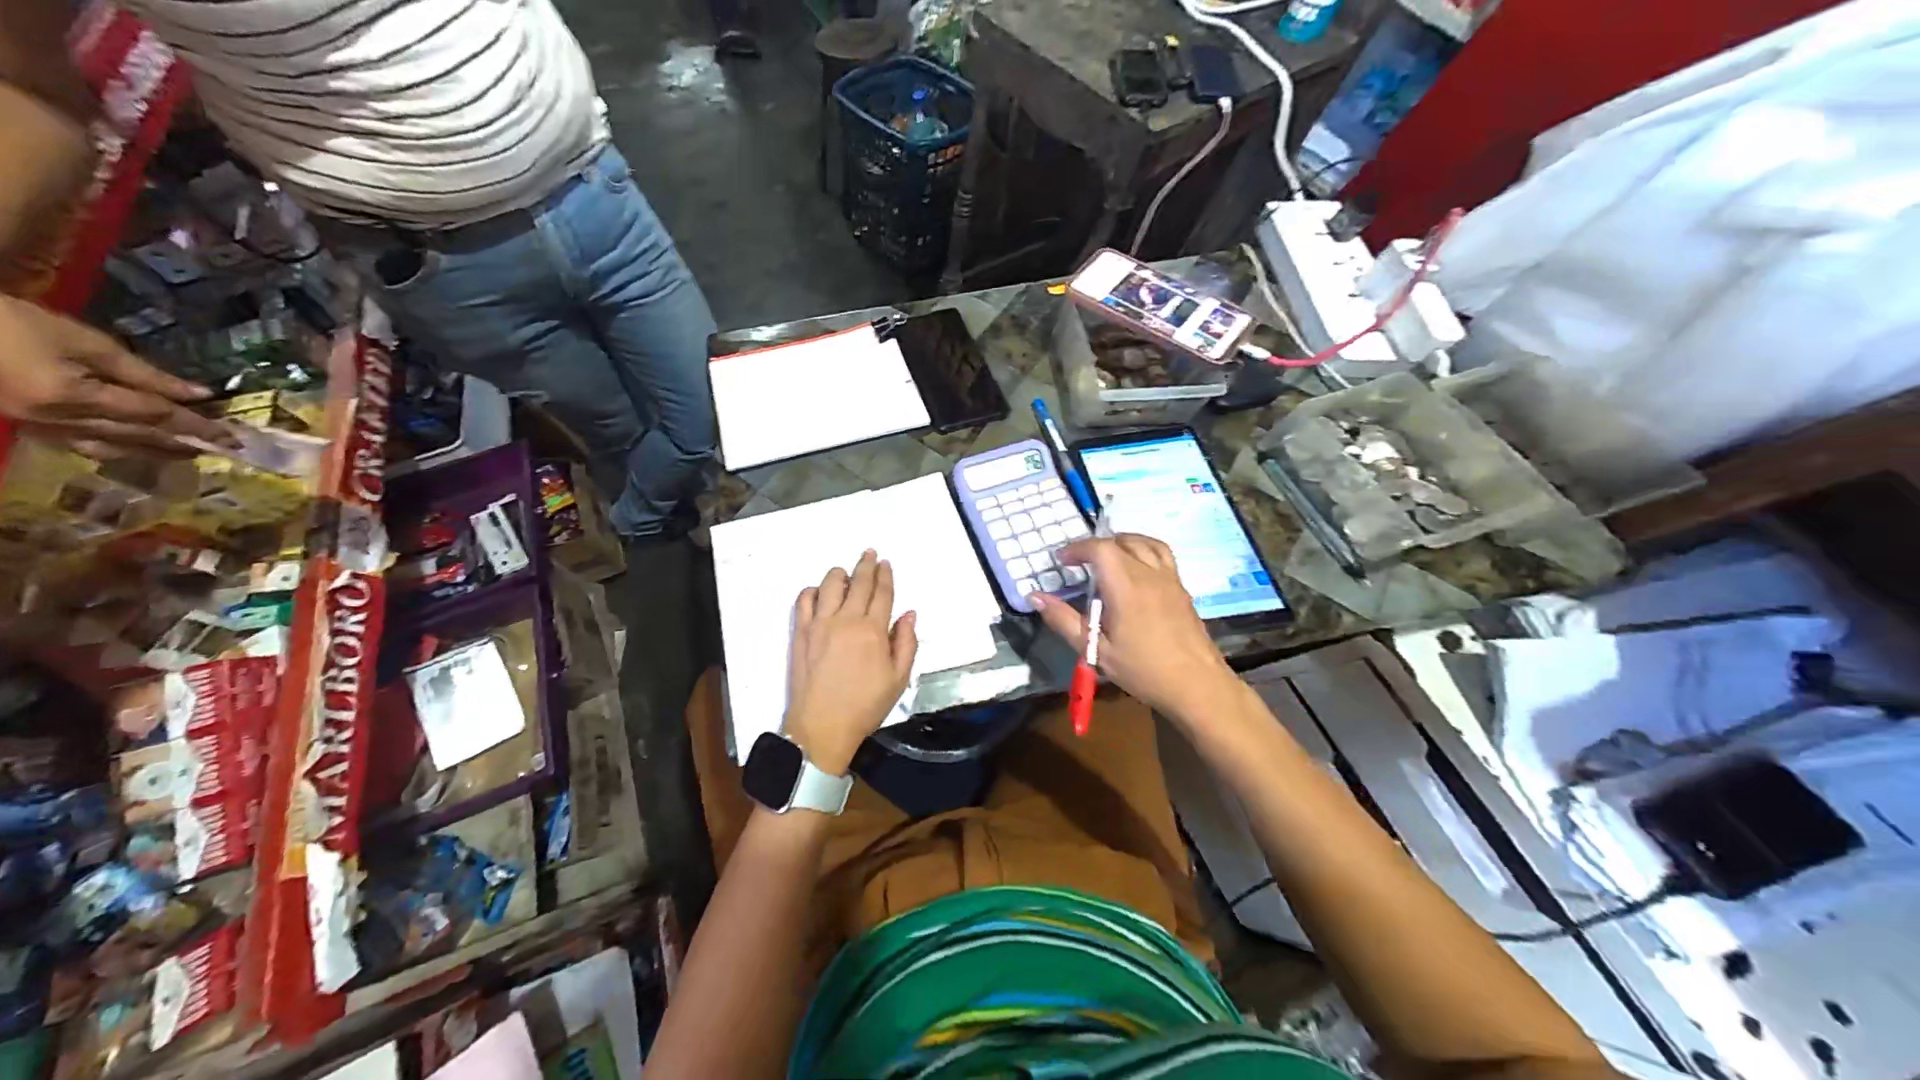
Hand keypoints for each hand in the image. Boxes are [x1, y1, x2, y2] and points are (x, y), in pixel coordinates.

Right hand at [0, 296, 234, 456]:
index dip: (197, 425)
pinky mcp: (27, 425)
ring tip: (191, 452)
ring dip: (156, 451)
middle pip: (137, 436)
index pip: (154, 416)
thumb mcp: (84, 342)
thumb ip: (144, 374)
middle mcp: (57, 420)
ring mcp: (39, 427)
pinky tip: (141, 448)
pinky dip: (119, 450)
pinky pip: (83, 445)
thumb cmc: (9, 322)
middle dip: (183, 442)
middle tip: (224, 448)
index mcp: (72, 397)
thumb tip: (199, 394)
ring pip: (112, 448)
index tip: (232, 435)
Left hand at [782, 549, 917, 774]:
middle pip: (858, 582)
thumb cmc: (865, 706)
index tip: (886, 563)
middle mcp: (846, 619)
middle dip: (866, 565)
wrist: (822, 726)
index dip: (885, 575)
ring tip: (845, 573)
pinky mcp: (800, 632)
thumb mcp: (898, 679)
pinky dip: (813, 591)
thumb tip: (908, 613)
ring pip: (829, 585)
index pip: (882, 593)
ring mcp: (819, 624)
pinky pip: (804, 600)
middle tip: (869, 553)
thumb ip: (906, 643)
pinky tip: (819, 593)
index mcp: (873, 630)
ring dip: (840, 574)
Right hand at [1032, 533, 1237, 723]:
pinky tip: (1136, 569)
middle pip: (1121, 541)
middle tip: (1079, 563)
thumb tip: (1034, 597)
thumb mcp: (1096, 650)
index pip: (1100, 549)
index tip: (1061, 561)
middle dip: (1096, 546)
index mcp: (1126, 586)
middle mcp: (1149, 574)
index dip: (1077, 548)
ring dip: (1121, 542)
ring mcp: (1169, 579)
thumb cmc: (1143, 670)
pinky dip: (1143, 549)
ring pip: (1145, 542)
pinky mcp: (1181, 588)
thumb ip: (1064, 620)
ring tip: (1107, 557)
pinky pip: (1162, 554)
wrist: (1197, 685)